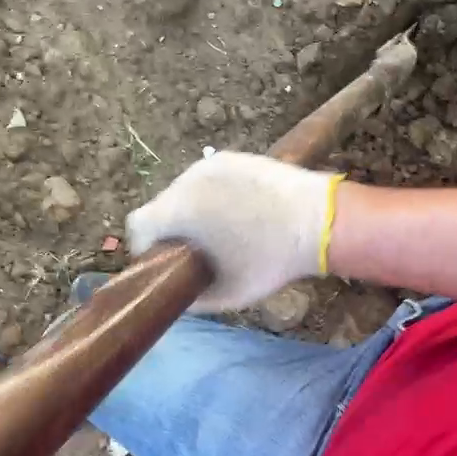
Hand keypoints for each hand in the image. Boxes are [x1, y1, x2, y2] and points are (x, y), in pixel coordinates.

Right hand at [126, 151, 340, 311]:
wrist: (318, 221)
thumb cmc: (270, 261)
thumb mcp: (228, 294)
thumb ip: (191, 298)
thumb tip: (175, 293)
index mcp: (178, 211)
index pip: (138, 224)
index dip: (143, 246)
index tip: (163, 260)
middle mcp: (187, 180)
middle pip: (161, 205)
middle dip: (170, 228)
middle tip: (195, 250)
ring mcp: (211, 164)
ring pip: (184, 190)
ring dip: (191, 209)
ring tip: (220, 230)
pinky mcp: (233, 157)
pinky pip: (207, 178)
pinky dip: (212, 194)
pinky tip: (237, 211)